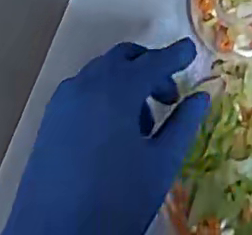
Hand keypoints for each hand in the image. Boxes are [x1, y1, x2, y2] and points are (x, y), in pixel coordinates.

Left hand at [2, 38, 208, 234]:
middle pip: (124, 57)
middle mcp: (88, 83)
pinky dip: (104, 95)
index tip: (191, 50)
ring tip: (143, 125)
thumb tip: (201, 97)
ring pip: (102, 72)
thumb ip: (183, 125)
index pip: (153, 61)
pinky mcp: (50, 118)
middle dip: (150, 67)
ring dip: (127, 82)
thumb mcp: (159, 165)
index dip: (175, 55)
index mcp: (117, 89)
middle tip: (169, 96)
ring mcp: (65, 99)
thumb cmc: (114, 202)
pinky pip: (83, 89)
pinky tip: (113, 132)